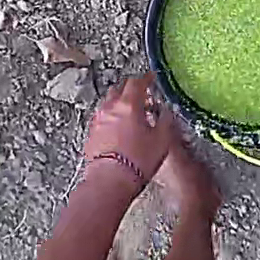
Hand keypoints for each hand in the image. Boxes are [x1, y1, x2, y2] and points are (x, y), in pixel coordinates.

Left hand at [80, 74, 177, 189]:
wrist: (109, 182)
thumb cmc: (137, 161)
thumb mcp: (162, 139)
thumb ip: (166, 120)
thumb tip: (167, 111)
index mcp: (129, 105)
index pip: (137, 82)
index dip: (146, 78)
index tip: (151, 78)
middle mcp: (110, 108)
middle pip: (119, 89)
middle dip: (131, 88)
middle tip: (143, 94)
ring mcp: (98, 121)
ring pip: (109, 102)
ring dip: (120, 102)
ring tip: (132, 112)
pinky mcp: (92, 134)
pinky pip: (102, 117)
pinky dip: (112, 116)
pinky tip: (120, 127)